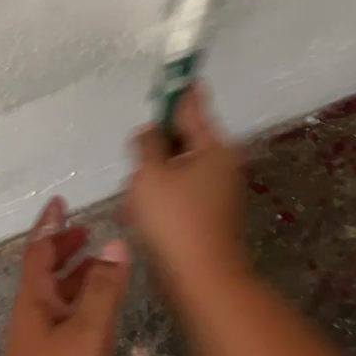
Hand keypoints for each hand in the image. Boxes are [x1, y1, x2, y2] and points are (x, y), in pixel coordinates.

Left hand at [0, 196, 129, 355]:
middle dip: (63, 248)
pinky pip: (65, 320)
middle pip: (44, 271)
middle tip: (87, 230)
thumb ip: (104, 289)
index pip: (38, 250)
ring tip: (102, 264)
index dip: (50, 224)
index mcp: (33, 300)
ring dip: (76, 276)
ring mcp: (38, 342)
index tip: (61, 201)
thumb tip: (115, 242)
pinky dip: (82, 305)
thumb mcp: (88, 334)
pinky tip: (101, 314)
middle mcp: (31, 315)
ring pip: (56, 296)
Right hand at [127, 85, 247, 296]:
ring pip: (173, 169)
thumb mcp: (149, 172)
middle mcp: (220, 164)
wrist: (200, 282)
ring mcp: (215, 191)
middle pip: (180, 138)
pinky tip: (140, 218)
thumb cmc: (174, 220)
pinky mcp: (205, 215)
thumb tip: (152, 130)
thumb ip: (147, 142)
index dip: (175, 88)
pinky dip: (157, 201)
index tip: (165, 73)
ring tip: (135, 201)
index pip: (192, 103)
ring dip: (150, 179)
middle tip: (136, 165)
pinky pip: (175, 194)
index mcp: (213, 147)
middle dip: (153, 149)